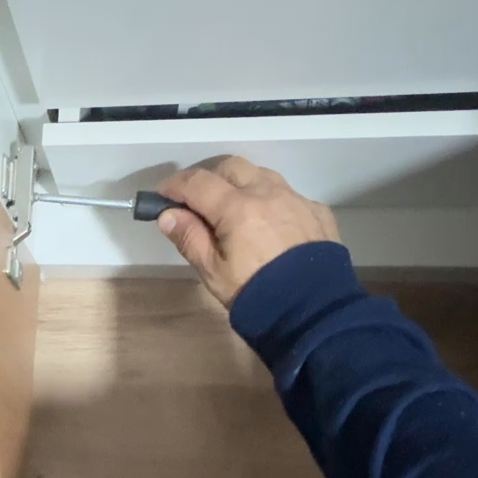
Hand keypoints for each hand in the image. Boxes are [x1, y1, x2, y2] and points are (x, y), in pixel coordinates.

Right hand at [154, 156, 340, 307]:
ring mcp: (295, 198)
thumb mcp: (213, 272)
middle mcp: (267, 192)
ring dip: (240, 184)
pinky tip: (266, 225)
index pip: (198, 183)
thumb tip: (167, 215)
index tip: (162, 195)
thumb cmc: (253, 293)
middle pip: (231, 167)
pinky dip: (268, 201)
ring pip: (261, 175)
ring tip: (232, 209)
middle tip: (196, 201)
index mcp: (238, 207)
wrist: (310, 310)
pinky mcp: (315, 210)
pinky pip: (287, 194)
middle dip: (209, 177)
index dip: (175, 185)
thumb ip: (190, 238)